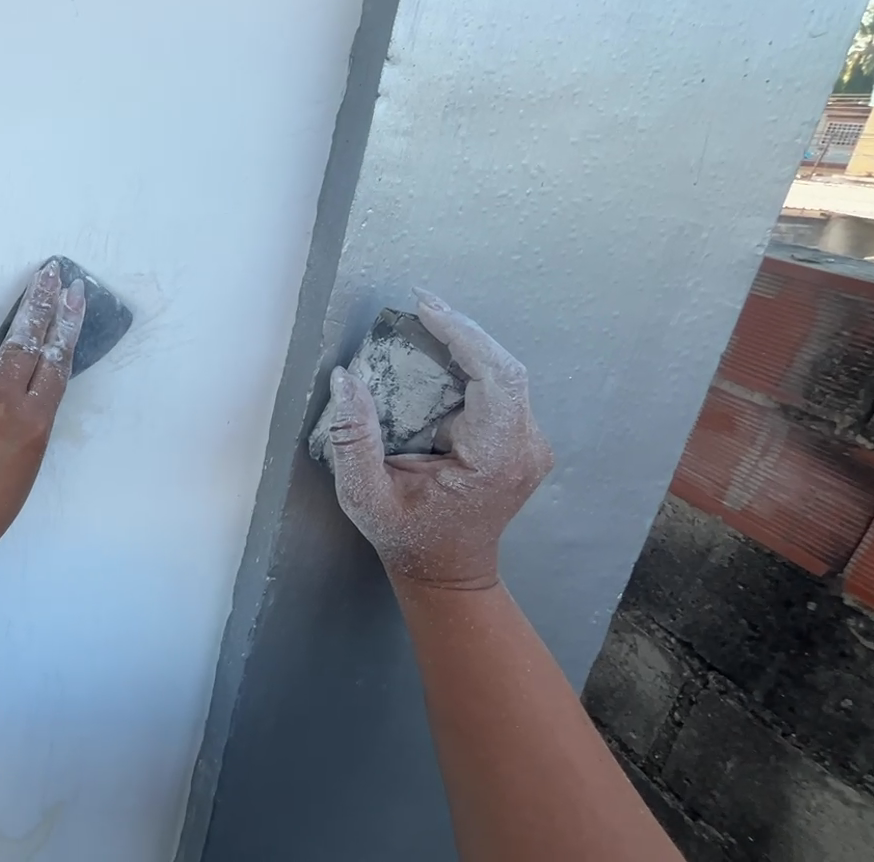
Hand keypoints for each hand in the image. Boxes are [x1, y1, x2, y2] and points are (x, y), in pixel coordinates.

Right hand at [325, 290, 552, 590]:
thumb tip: (345, 378)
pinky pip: (498, 388)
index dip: (463, 335)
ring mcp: (528, 443)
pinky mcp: (517, 440)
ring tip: (423, 320)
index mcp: (494, 459)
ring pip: (504, 374)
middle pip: (504, 369)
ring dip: (464, 343)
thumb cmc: (404, 535)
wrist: (446, 569)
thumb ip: (352, 437)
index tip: (424, 307)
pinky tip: (437, 350)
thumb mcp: (362, 493)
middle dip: (461, 330)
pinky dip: (467, 362)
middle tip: (418, 304)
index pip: (496, 378)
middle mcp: (524, 447)